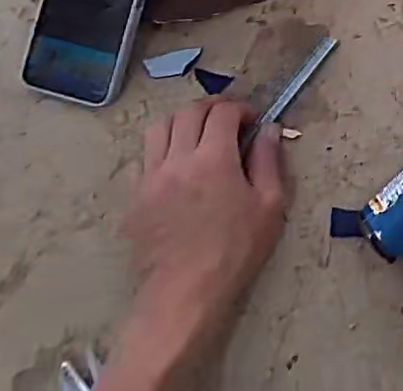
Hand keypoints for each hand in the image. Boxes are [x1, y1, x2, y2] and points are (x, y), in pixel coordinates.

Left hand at [99, 100, 286, 390]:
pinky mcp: (133, 200)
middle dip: (213, 108)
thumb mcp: (270, 202)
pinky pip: (144, 159)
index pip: (223, 112)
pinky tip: (182, 167)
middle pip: (187, 112)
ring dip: (183, 123)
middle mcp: (175, 162)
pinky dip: (164, 149)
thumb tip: (269, 129)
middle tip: (231, 121)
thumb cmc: (235, 247)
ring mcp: (148, 181)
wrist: (183, 294)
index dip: (243, 108)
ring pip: (157, 129)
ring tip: (202, 137)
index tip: (255, 121)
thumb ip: (268, 159)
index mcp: (212, 159)